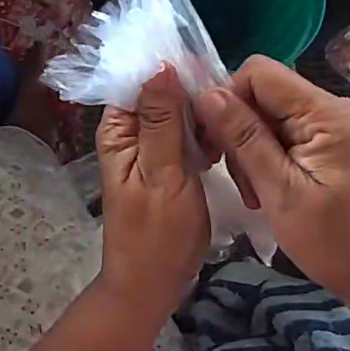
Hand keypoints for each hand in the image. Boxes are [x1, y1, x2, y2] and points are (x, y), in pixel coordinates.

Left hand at [97, 68, 210, 304]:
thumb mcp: (162, 174)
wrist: (153, 283)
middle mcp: (132, 132)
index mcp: (120, 129)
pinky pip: (189, 135)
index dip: (176, 70)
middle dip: (195, 93)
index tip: (211, 68)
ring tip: (229, 127)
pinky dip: (206, 135)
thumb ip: (162, 121)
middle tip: (229, 106)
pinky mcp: (170, 163)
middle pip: (165, 93)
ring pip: (181, 113)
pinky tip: (224, 144)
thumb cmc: (156, 234)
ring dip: (204, 115)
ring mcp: (152, 148)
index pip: (143, 79)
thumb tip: (161, 66)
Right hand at [194, 55, 349, 299]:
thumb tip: (206, 94)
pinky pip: (285, 134)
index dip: (227, 98)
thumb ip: (244, 138)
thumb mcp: (280, 190)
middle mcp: (333, 107)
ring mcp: (334, 124)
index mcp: (326, 112)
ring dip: (250, 149)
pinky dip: (267, 158)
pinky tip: (267, 190)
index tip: (213, 141)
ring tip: (255, 193)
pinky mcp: (331, 143)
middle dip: (238, 130)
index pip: (259, 73)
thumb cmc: (333, 240)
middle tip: (236, 178)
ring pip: (269, 116)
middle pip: (263, 94)